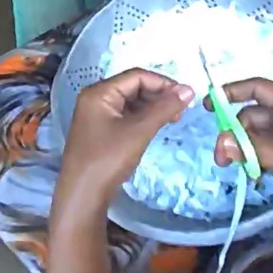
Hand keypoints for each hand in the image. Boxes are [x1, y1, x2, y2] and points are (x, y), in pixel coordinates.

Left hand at [55, 69, 193, 226]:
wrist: (83, 195)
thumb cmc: (108, 159)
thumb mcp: (139, 131)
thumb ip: (164, 108)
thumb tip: (188, 90)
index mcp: (99, 92)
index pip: (136, 76)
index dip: (163, 83)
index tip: (185, 96)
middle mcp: (95, 98)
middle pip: (133, 87)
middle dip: (159, 95)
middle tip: (181, 109)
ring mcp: (96, 115)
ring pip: (131, 102)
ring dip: (153, 107)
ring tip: (173, 118)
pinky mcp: (100, 130)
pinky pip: (125, 115)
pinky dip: (143, 118)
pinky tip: (156, 126)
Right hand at [211, 79, 272, 213]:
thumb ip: (256, 149)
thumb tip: (221, 142)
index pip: (258, 87)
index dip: (231, 92)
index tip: (208, 107)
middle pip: (255, 112)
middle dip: (235, 131)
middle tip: (223, 160)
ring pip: (261, 131)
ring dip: (246, 146)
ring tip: (237, 169)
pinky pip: (271, 145)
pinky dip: (258, 155)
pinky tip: (253, 173)